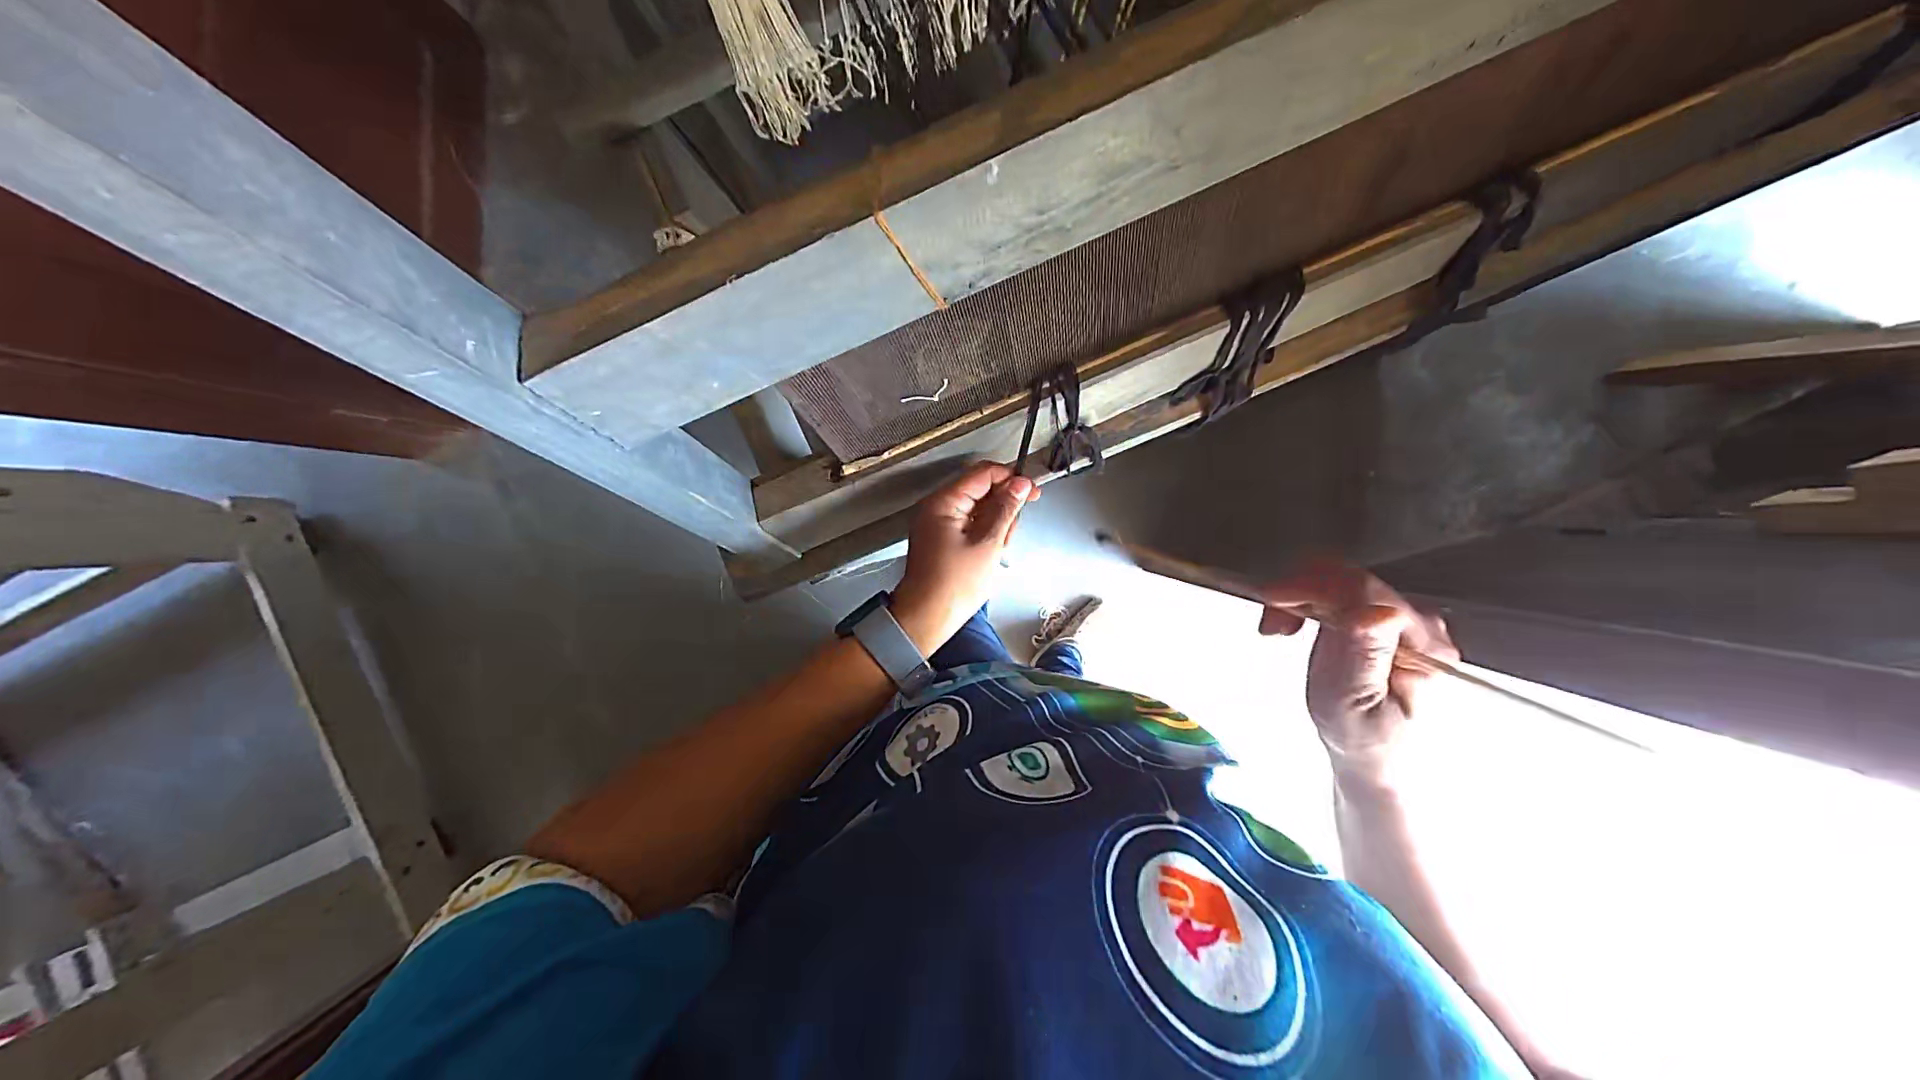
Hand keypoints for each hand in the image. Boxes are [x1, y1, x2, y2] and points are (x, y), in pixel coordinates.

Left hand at [891, 463, 1037, 652]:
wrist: (927, 618)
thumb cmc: (950, 587)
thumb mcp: (989, 543)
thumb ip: (1006, 509)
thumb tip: (1019, 486)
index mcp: (943, 502)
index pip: (983, 473)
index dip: (1011, 478)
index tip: (1031, 490)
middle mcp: (936, 508)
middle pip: (980, 489)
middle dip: (1003, 506)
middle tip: (1011, 529)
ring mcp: (938, 523)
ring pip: (978, 509)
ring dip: (996, 524)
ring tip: (997, 550)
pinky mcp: (941, 538)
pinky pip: (970, 525)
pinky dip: (985, 535)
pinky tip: (989, 554)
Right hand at [1255, 559, 1456, 787]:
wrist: (1363, 746)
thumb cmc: (1360, 734)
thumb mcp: (1352, 705)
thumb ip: (1363, 658)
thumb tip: (1375, 614)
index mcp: (1424, 646)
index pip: (1368, 594)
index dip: (1317, 587)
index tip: (1276, 597)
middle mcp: (1417, 623)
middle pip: (1351, 579)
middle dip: (1302, 590)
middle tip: (1273, 621)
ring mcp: (1395, 614)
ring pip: (1338, 576)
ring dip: (1298, 592)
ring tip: (1279, 625)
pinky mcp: (1372, 610)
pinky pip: (1334, 585)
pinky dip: (1303, 594)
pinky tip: (1291, 618)